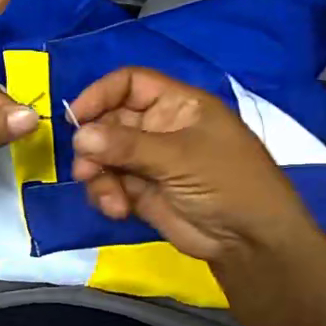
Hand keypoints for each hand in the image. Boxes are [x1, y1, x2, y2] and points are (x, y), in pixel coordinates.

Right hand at [68, 67, 313, 260]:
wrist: (250, 241)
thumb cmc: (227, 183)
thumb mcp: (179, 158)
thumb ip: (127, 145)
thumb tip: (79, 135)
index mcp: (176, 105)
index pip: (129, 83)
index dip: (100, 94)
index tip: (75, 118)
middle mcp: (158, 127)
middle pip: (108, 121)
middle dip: (93, 144)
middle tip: (86, 169)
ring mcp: (147, 160)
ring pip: (102, 156)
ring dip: (97, 175)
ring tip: (109, 197)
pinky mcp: (139, 190)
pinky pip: (108, 184)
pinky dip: (105, 195)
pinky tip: (118, 210)